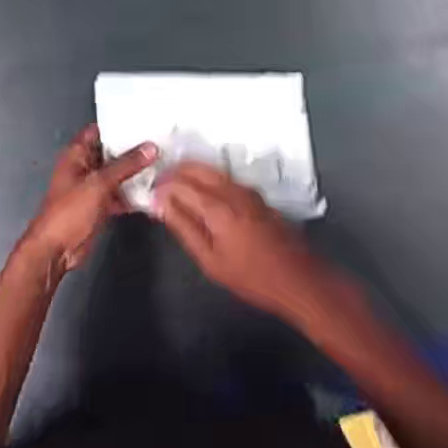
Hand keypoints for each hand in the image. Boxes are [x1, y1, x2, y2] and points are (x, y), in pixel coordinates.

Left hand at [17, 125, 156, 274]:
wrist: (56, 250)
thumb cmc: (68, 211)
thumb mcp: (99, 183)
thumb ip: (126, 165)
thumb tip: (150, 148)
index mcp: (76, 154)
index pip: (99, 131)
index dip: (118, 125)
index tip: (142, 122)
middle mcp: (84, 167)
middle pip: (111, 153)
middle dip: (132, 150)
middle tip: (159, 142)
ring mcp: (92, 187)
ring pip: (117, 175)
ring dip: (134, 173)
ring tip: (161, 164)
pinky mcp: (99, 206)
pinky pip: (119, 194)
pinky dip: (132, 195)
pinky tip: (151, 193)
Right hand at [153, 161, 341, 323]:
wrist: (297, 278)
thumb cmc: (252, 277)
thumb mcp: (210, 260)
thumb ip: (184, 228)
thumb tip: (162, 205)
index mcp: (217, 206)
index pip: (180, 184)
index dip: (162, 187)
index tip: (150, 195)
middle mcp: (232, 190)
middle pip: (196, 168)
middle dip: (175, 172)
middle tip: (159, 183)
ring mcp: (246, 190)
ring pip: (211, 169)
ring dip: (190, 171)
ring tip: (175, 185)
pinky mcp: (256, 195)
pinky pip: (224, 176)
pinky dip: (206, 177)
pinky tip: (201, 191)